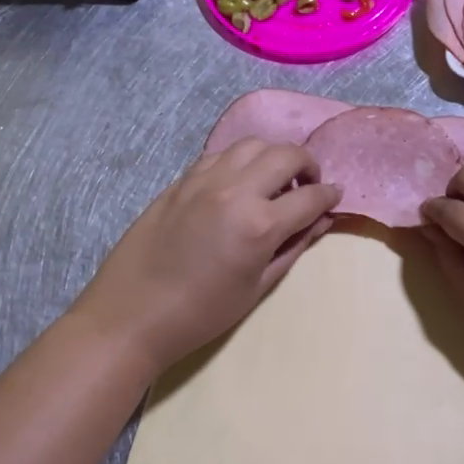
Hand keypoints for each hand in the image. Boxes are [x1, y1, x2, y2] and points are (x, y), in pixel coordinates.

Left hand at [70, 139, 339, 372]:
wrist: (128, 319)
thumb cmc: (200, 314)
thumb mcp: (257, 287)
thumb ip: (294, 247)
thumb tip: (322, 220)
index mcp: (260, 225)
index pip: (311, 196)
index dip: (330, 195)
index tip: (335, 196)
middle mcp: (235, 192)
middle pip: (287, 155)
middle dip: (308, 165)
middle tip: (308, 184)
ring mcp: (204, 181)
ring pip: (253, 144)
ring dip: (272, 156)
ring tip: (272, 179)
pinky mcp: (180, 182)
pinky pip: (219, 155)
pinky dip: (238, 161)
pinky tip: (237, 183)